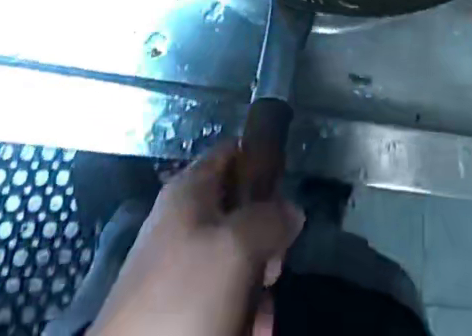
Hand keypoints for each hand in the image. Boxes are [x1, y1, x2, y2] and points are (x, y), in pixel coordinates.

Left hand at [92, 144, 304, 335]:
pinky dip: (244, 318)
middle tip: (274, 269)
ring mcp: (181, 270)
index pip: (232, 153)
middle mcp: (184, 223)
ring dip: (259, 290)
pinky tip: (253, 335)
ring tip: (262, 320)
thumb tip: (290, 210)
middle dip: (267, 241)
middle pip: (241, 212)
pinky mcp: (182, 312)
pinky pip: (225, 302)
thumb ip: (270, 218)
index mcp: (189, 191)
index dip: (262, 163)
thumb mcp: (237, 246)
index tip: (287, 192)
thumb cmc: (184, 297)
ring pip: (238, 263)